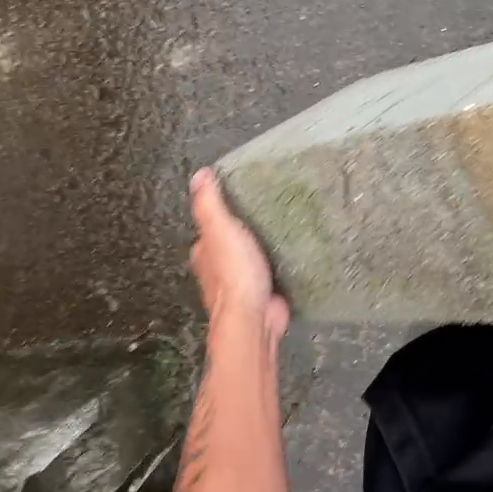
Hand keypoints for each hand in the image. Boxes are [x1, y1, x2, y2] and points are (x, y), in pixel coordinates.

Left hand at [189, 168, 290, 341]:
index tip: (246, 194)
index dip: (224, 212)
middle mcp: (218, 269)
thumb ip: (209, 204)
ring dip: (264, 246)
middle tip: (272, 207)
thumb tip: (199, 174)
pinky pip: (271, 271)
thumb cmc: (234, 273)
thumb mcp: (220, 231)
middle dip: (247, 230)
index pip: (211, 226)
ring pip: (251, 257)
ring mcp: (241, 283)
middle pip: (231, 243)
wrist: (254, 317)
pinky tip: (293, 251)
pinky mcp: (263, 293)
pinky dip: (279, 262)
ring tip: (287, 224)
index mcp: (204, 253)